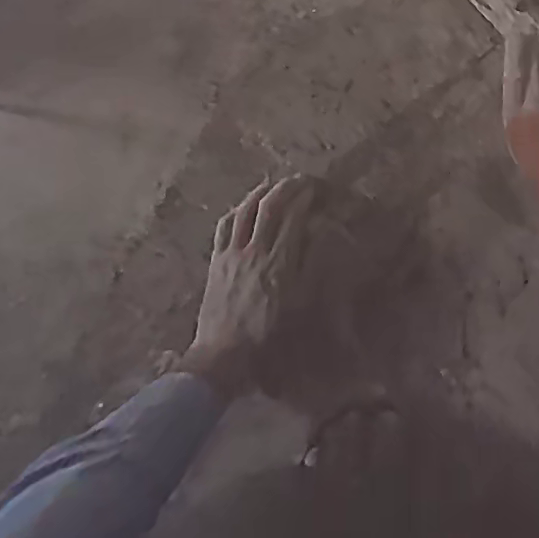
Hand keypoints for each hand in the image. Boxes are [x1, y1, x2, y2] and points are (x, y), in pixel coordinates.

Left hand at [181, 176, 316, 397]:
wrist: (223, 357)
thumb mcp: (300, 305)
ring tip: (273, 185)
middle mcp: (255, 249)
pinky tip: (243, 207)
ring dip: (262, 192)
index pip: (295, 216)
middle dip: (288, 187)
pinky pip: (225, 225)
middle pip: (270, 206)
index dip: (307, 197)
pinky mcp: (216, 260)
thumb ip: (311, 266)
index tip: (319, 189)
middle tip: (301, 180)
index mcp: (279, 261)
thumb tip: (322, 232)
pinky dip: (238, 210)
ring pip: (246, 210)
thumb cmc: (269, 337)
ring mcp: (232, 253)